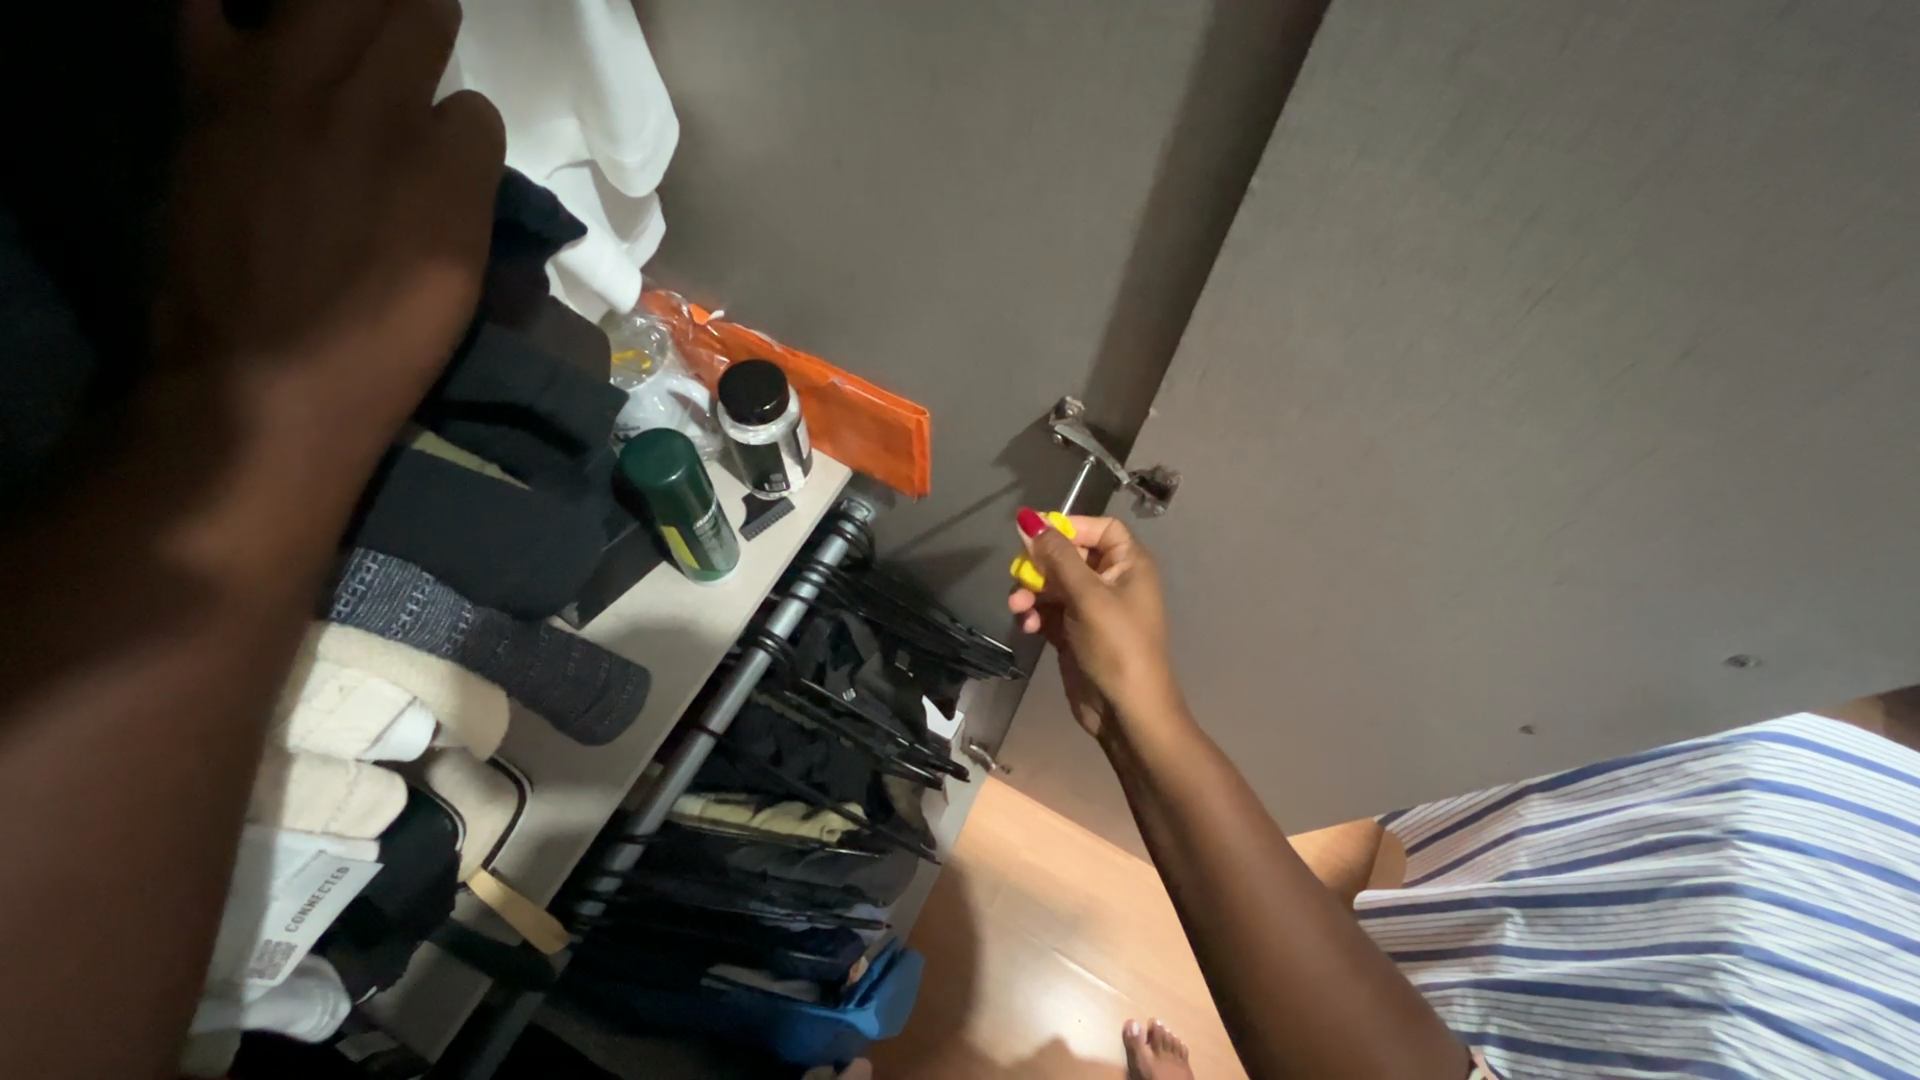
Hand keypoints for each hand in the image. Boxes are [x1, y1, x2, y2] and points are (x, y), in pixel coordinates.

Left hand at [160, 0, 503, 457]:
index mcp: (443, 166)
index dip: (472, 122)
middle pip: (407, 26)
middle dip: (425, 19)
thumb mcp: (464, 280)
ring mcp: (281, 99)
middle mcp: (369, 113)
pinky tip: (247, 14)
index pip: (474, 110)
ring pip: (324, 6)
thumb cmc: (392, 339)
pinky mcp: (212, 106)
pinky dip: (233, 9)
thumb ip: (468, 201)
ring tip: (371, 7)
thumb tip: (461, 152)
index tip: (464, 140)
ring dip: (355, 3)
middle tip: (431, 15)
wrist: (272, 373)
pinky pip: (209, 19)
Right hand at [1008, 512, 1179, 738]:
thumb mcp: (1086, 595)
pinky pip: (1047, 611)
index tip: (1035, 532)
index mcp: (1128, 565)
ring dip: (1031, 592)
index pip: (1100, 528)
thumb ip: (1055, 555)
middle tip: (1019, 574)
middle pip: (1069, 555)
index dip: (1069, 526)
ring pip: (1052, 585)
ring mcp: (1091, 609)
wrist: (1125, 710)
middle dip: (1040, 565)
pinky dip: (1035, 615)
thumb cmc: (1116, 644)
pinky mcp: (1073, 633)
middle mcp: (1112, 581)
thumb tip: (1027, 518)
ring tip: (1017, 608)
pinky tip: (1027, 627)